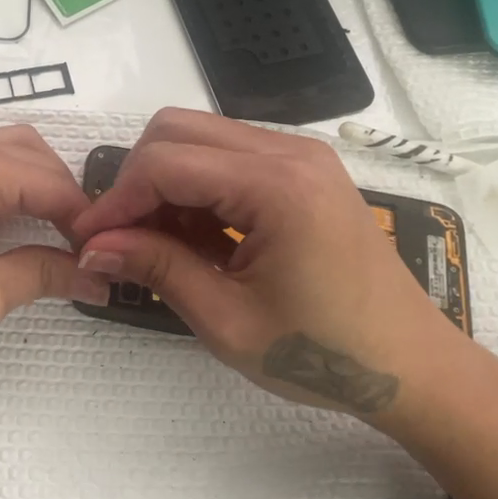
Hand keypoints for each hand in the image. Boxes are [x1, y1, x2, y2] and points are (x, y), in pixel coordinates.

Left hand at [0, 123, 107, 353]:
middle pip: (37, 156)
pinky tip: (13, 218)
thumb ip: (46, 275)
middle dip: (65, 199)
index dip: (85, 223)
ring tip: (52, 233)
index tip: (103, 259)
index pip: (54, 185)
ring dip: (37, 183)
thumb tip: (97, 279)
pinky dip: (7, 180)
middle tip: (80, 248)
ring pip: (10, 150)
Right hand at [69, 108, 463, 416]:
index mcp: (277, 186)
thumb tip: (91, 248)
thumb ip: (156, 268)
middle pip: (177, 131)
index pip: (165, 163)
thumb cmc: (322, 353)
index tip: (87, 241)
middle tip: (120, 238)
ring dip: (164, 182)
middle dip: (135, 180)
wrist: (410, 367)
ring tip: (155, 243)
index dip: (115, 200)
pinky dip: (195, 187)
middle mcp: (290, 152)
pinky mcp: (303, 172)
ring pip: (200, 137)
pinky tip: (193, 237)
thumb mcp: (226, 319)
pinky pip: (228, 156)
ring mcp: (300, 157)